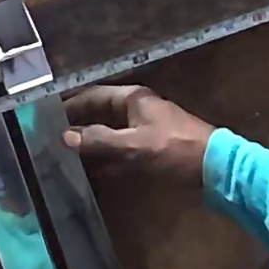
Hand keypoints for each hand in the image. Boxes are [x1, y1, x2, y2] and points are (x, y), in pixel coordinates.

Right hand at [62, 84, 214, 180]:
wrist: (220, 173)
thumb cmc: (176, 150)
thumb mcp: (134, 145)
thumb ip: (99, 141)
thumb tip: (64, 137)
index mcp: (133, 99)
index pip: (93, 95)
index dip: (71, 104)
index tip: (48, 114)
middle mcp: (137, 110)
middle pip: (100, 114)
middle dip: (78, 125)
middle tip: (52, 137)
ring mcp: (145, 131)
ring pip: (109, 134)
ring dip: (91, 143)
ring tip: (65, 154)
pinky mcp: (153, 151)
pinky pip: (121, 151)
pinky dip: (106, 158)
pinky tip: (91, 171)